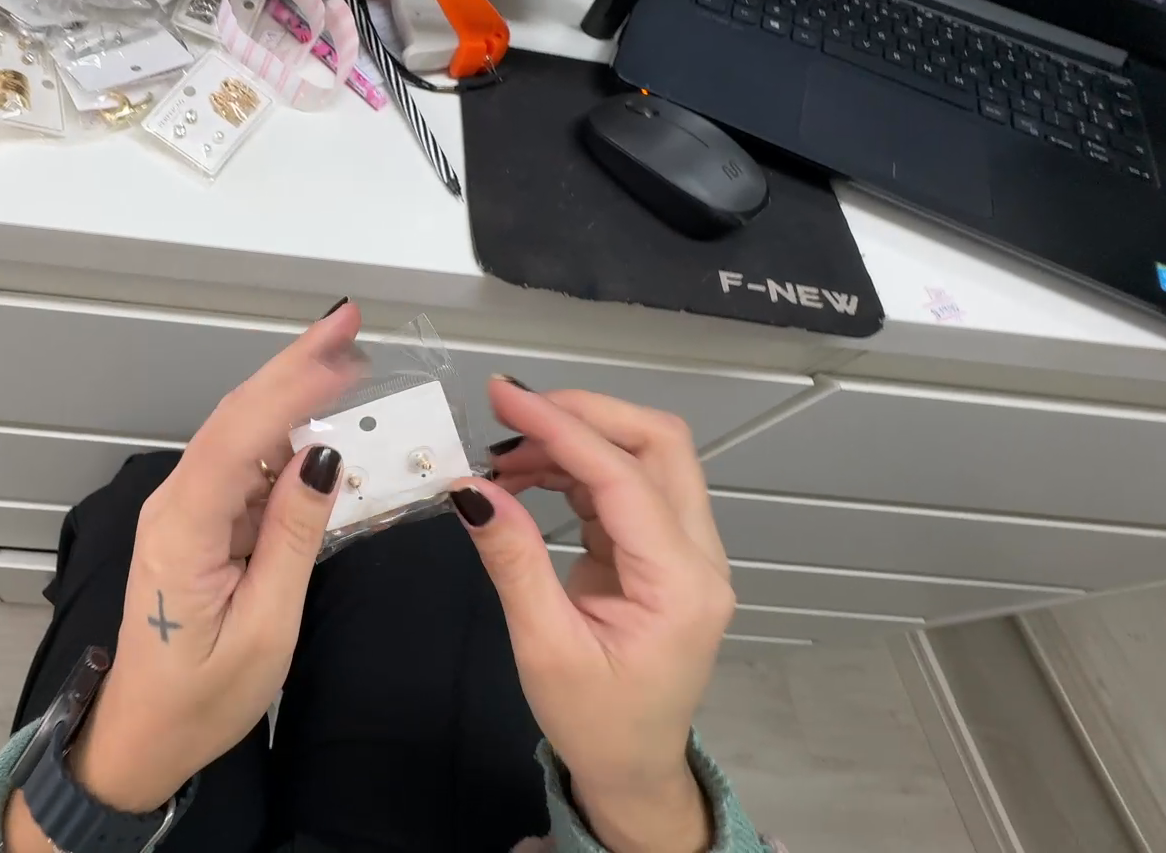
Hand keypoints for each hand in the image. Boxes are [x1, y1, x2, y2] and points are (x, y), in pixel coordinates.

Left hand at [65, 302, 363, 811]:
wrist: (143, 734)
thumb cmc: (202, 697)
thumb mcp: (266, 629)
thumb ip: (294, 538)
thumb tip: (326, 457)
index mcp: (185, 526)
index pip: (240, 434)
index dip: (292, 384)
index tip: (343, 347)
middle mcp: (178, 500)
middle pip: (237, 415)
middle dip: (293, 364)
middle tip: (346, 322)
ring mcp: (186, 506)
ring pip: (242, 432)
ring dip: (292, 391)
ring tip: (344, 357)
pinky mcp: (200, 518)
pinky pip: (246, 465)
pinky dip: (286, 435)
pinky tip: (320, 419)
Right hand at [450, 380, 734, 852]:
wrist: (633, 769)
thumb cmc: (595, 721)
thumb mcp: (543, 646)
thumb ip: (512, 560)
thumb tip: (469, 488)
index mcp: (680, 584)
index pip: (623, 476)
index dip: (560, 428)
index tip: (502, 397)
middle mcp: (696, 555)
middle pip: (658, 443)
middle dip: (583, 413)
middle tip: (510, 412)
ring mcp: (681, 548)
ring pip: (640, 455)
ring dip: (572, 438)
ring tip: (503, 457)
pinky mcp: (656, 548)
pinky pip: (619, 482)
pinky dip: (570, 465)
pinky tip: (525, 476)